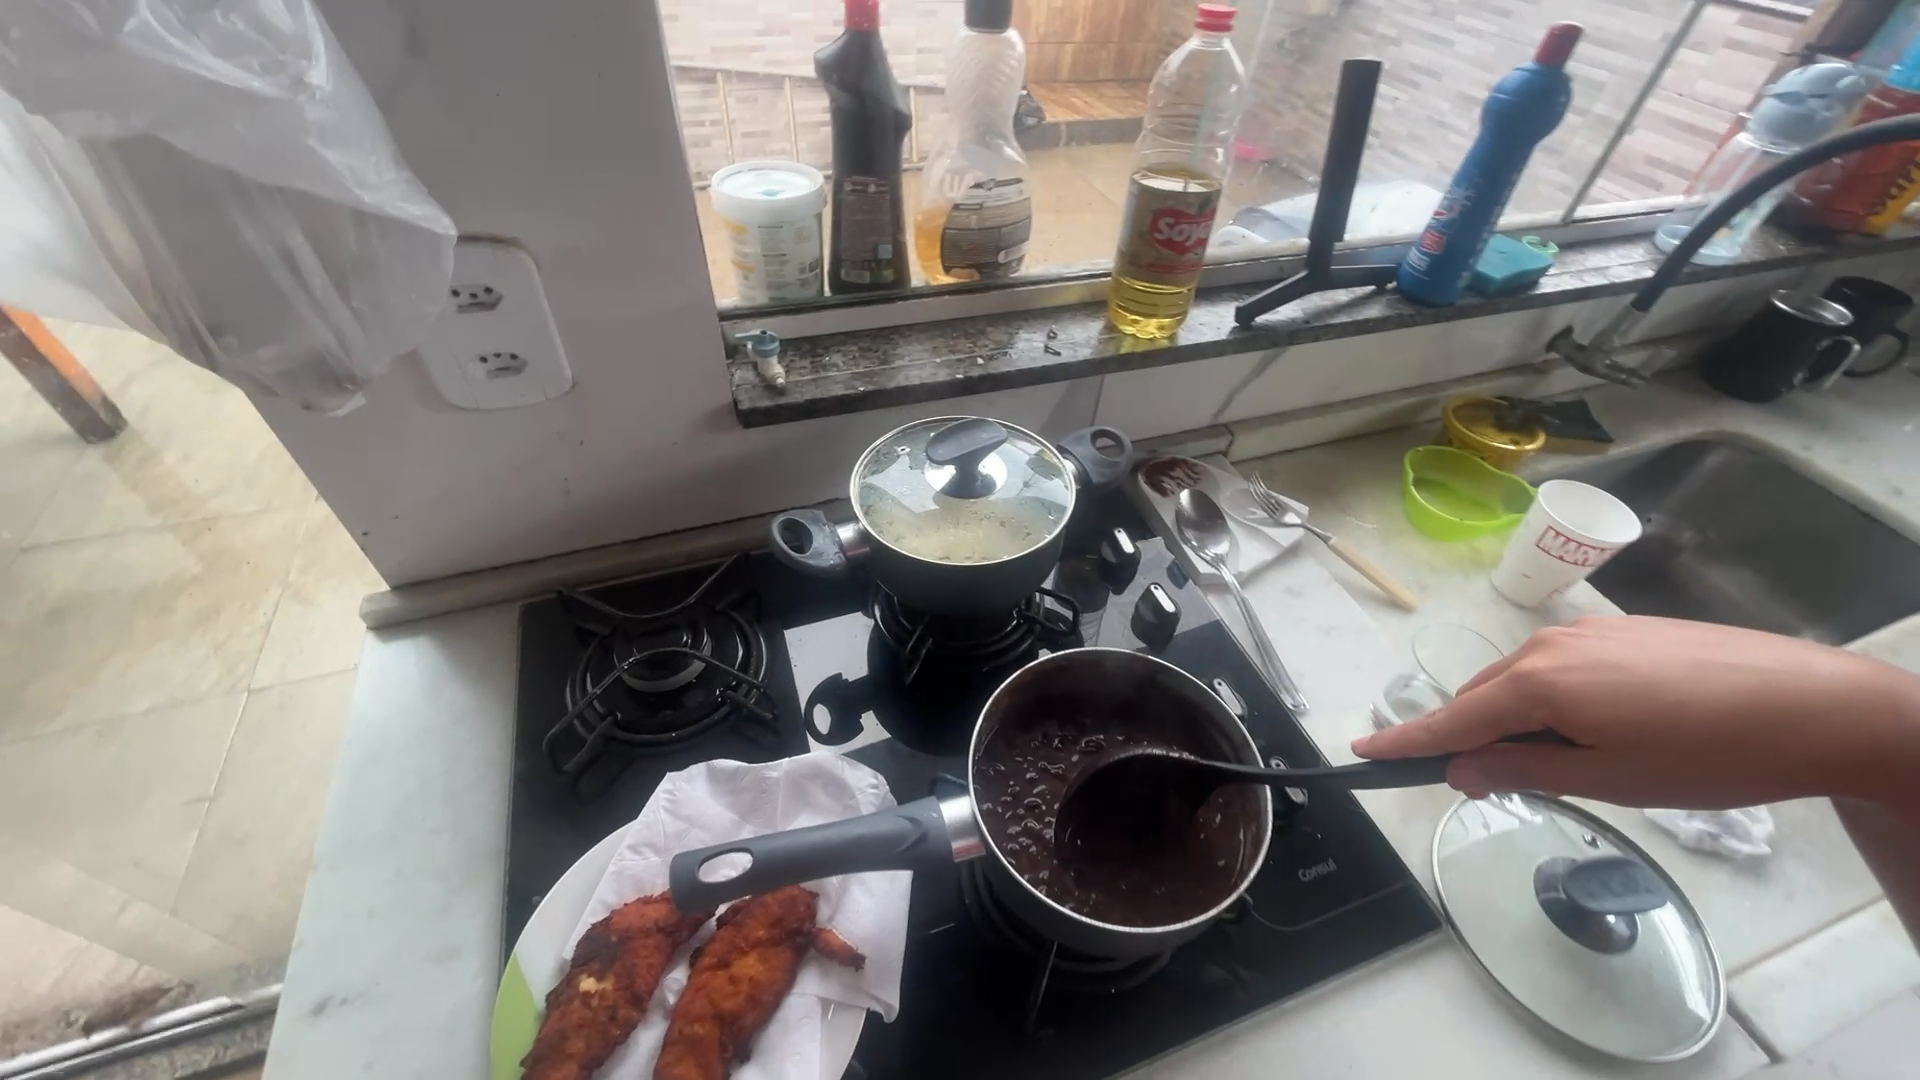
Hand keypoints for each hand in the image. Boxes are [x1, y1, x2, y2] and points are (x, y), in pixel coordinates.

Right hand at [1352, 616, 1919, 813]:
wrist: (1824, 706)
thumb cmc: (1709, 755)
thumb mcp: (1609, 779)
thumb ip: (1521, 770)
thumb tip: (1459, 770)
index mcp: (1538, 684)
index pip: (1452, 719)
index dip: (1405, 739)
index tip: (1359, 748)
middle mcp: (1545, 645)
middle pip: (1482, 696)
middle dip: (1472, 734)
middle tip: (1490, 778)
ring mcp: (1582, 630)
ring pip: (1519, 678)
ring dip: (1517, 715)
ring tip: (1568, 754)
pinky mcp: (1616, 628)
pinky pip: (1556, 663)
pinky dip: (1551, 694)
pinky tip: (1603, 719)